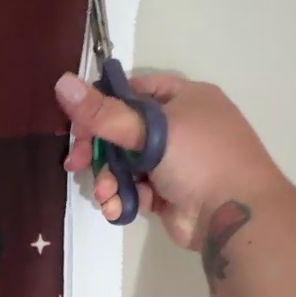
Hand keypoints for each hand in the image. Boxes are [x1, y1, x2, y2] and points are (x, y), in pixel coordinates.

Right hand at [54, 71, 292, 248]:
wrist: (234, 214)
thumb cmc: (199, 159)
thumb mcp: (149, 131)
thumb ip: (102, 112)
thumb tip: (61, 82)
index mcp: (183, 99)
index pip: (131, 91)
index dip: (100, 107)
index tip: (76, 127)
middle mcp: (177, 126)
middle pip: (119, 131)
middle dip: (96, 152)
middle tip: (77, 165)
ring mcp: (171, 161)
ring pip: (121, 164)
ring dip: (107, 181)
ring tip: (107, 195)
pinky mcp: (165, 191)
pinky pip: (131, 188)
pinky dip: (121, 198)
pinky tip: (118, 208)